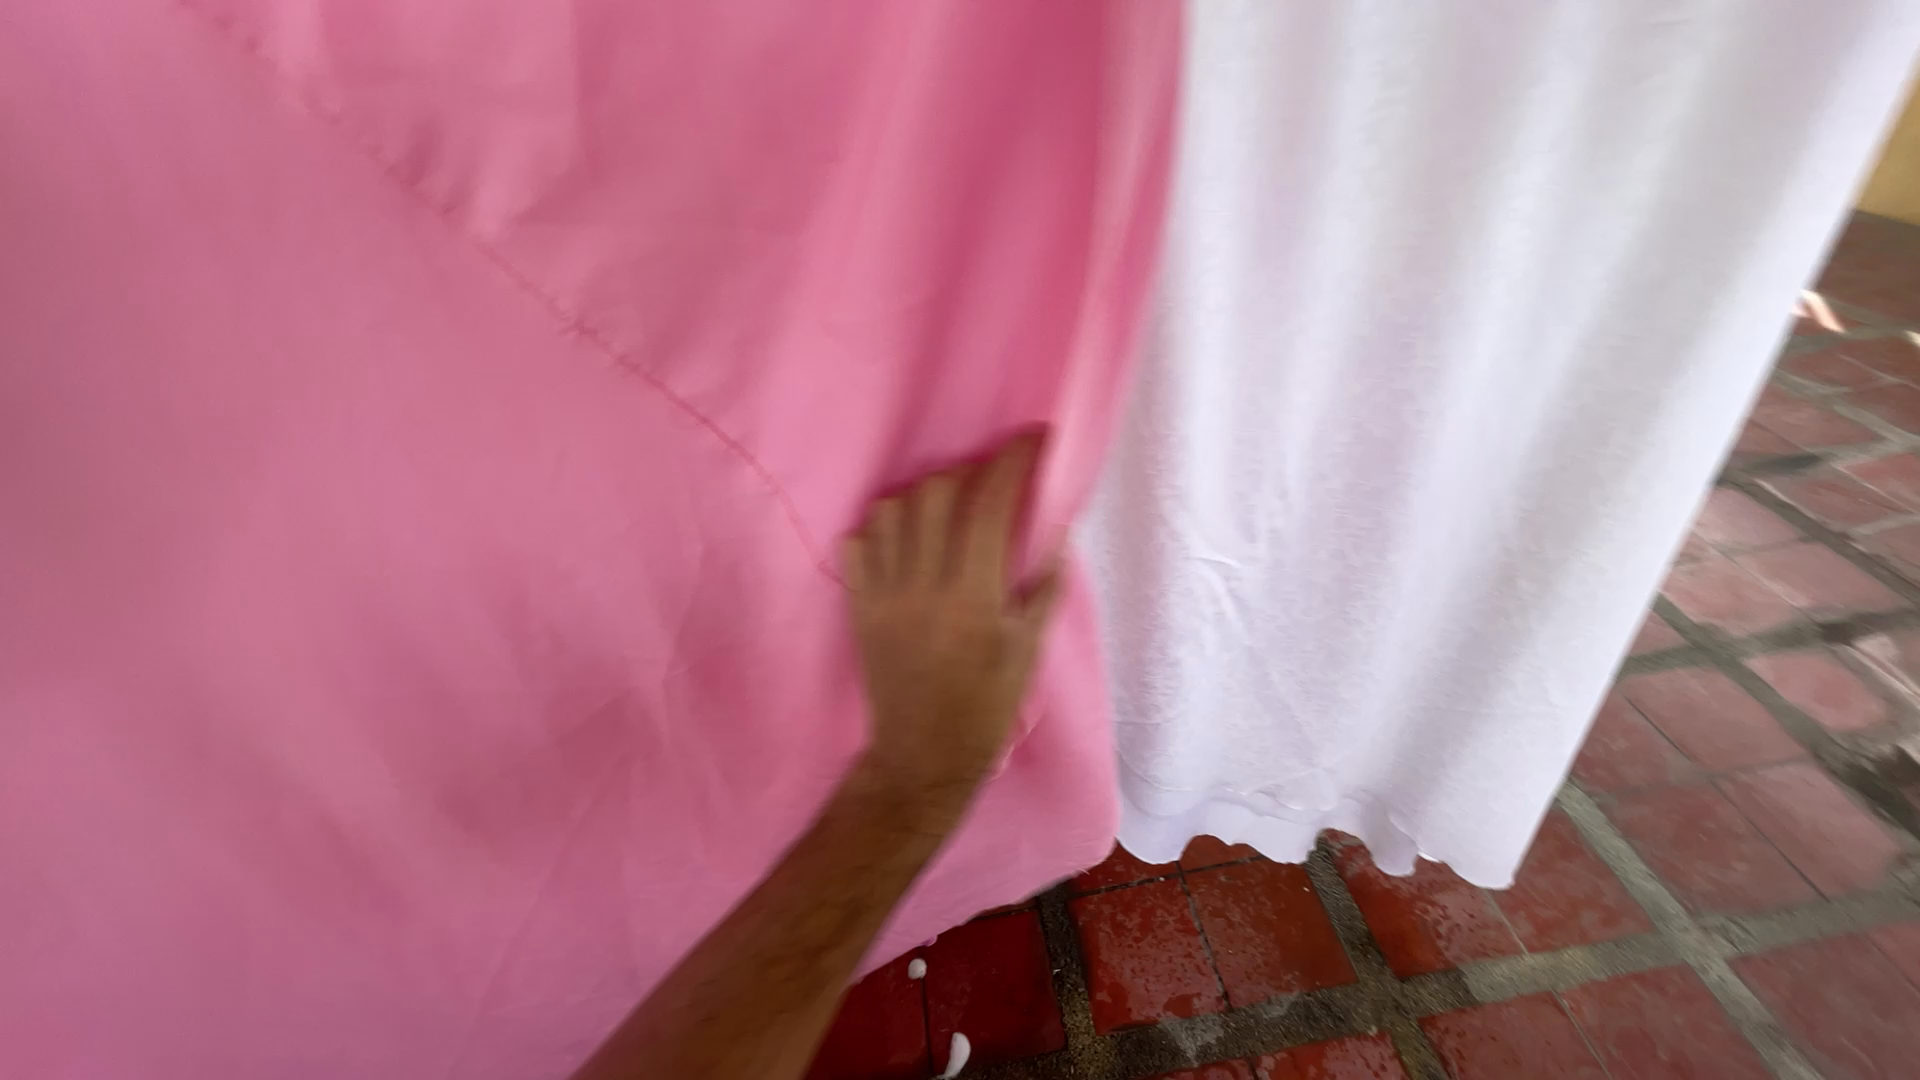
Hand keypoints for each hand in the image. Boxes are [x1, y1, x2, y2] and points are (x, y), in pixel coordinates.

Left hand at [841, 434, 1063, 805]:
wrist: (922, 755)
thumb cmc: (986, 706)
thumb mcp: (1028, 650)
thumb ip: (1043, 587)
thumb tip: (1055, 533)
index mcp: (974, 595)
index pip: (992, 505)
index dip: (1014, 461)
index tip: (1032, 439)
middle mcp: (924, 584)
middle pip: (937, 492)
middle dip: (968, 472)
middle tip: (986, 485)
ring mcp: (884, 593)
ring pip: (892, 509)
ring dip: (922, 498)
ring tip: (943, 513)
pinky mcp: (858, 606)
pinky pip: (857, 543)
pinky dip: (880, 530)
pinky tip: (902, 543)